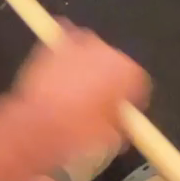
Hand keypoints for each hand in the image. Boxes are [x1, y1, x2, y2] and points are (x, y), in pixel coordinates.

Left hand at [10, 25, 148, 154]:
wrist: (41, 124)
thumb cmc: (81, 131)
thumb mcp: (112, 136)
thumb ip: (120, 122)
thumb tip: (117, 122)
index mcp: (128, 71)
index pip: (138, 81)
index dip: (130, 98)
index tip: (122, 111)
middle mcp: (108, 51)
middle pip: (115, 62)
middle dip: (109, 79)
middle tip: (98, 102)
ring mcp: (79, 44)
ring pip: (90, 52)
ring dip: (87, 66)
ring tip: (76, 90)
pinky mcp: (54, 44)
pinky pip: (65, 48)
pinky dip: (66, 58)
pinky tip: (60, 76)